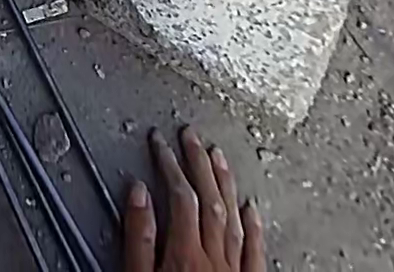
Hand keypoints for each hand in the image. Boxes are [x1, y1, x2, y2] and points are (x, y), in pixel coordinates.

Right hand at [125, 126, 264, 271]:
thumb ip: (139, 238)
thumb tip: (138, 191)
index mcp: (186, 256)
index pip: (179, 194)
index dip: (169, 163)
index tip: (159, 142)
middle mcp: (215, 261)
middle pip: (209, 199)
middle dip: (198, 162)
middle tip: (189, 135)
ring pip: (234, 220)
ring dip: (225, 183)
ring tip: (217, 156)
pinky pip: (256, 255)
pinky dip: (254, 228)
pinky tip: (252, 209)